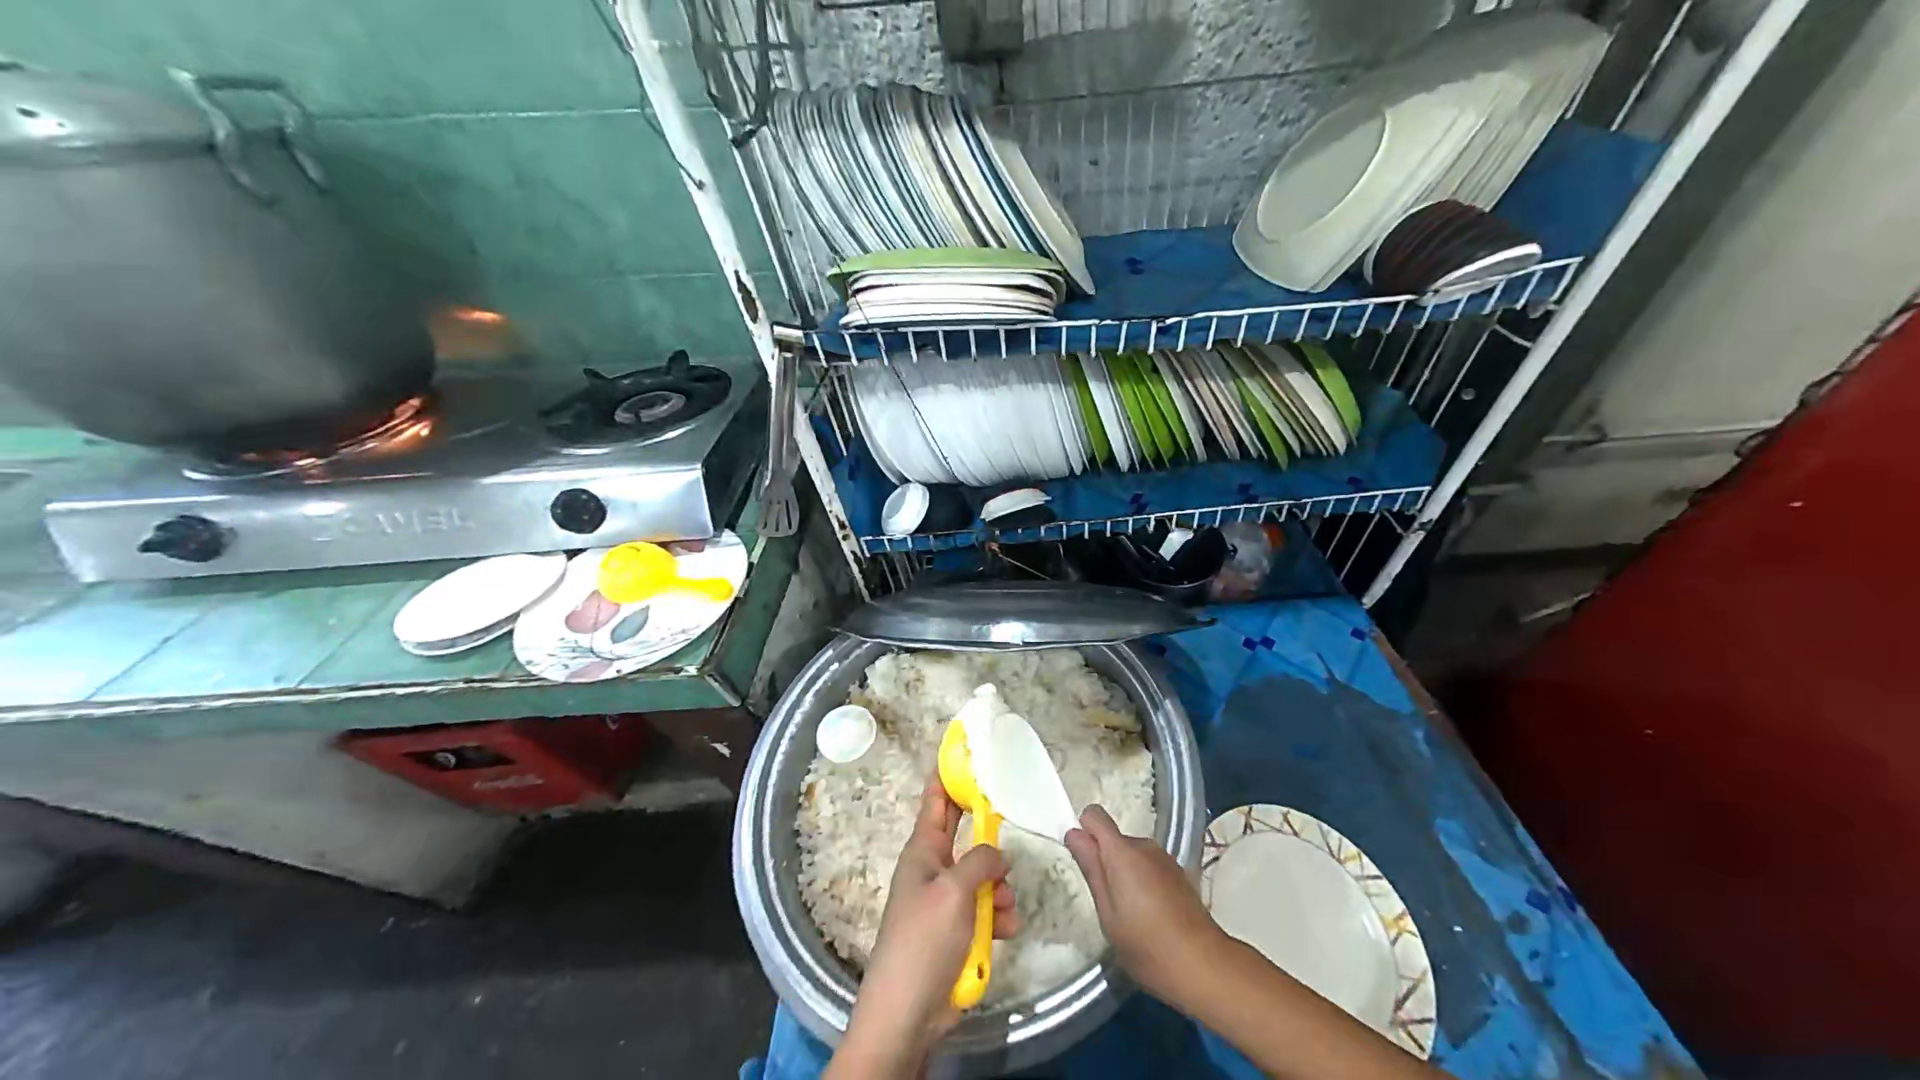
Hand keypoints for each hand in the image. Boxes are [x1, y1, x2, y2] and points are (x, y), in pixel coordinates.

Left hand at [827, 774, 1018, 1079]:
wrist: (909, 1009)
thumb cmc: (924, 939)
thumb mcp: (954, 891)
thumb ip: (980, 862)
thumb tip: (997, 853)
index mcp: (923, 852)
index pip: (935, 804)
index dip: (946, 779)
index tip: (961, 755)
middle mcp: (934, 871)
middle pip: (965, 838)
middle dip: (988, 838)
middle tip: (1006, 827)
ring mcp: (946, 903)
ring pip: (983, 878)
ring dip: (998, 890)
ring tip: (1002, 907)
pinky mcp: (959, 932)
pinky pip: (987, 911)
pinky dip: (998, 918)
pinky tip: (1004, 931)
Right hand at [1064, 804, 1225, 1007]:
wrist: (1204, 966)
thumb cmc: (1146, 945)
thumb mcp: (1108, 913)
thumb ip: (1091, 868)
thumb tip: (1074, 833)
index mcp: (1123, 852)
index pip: (1094, 816)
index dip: (1084, 831)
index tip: (1084, 861)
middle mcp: (1145, 846)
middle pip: (1114, 838)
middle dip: (1105, 860)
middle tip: (1107, 901)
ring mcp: (1166, 859)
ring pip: (1133, 853)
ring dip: (1126, 872)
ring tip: (1130, 912)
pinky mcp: (1181, 874)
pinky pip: (1150, 865)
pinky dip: (1144, 881)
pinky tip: (1151, 914)